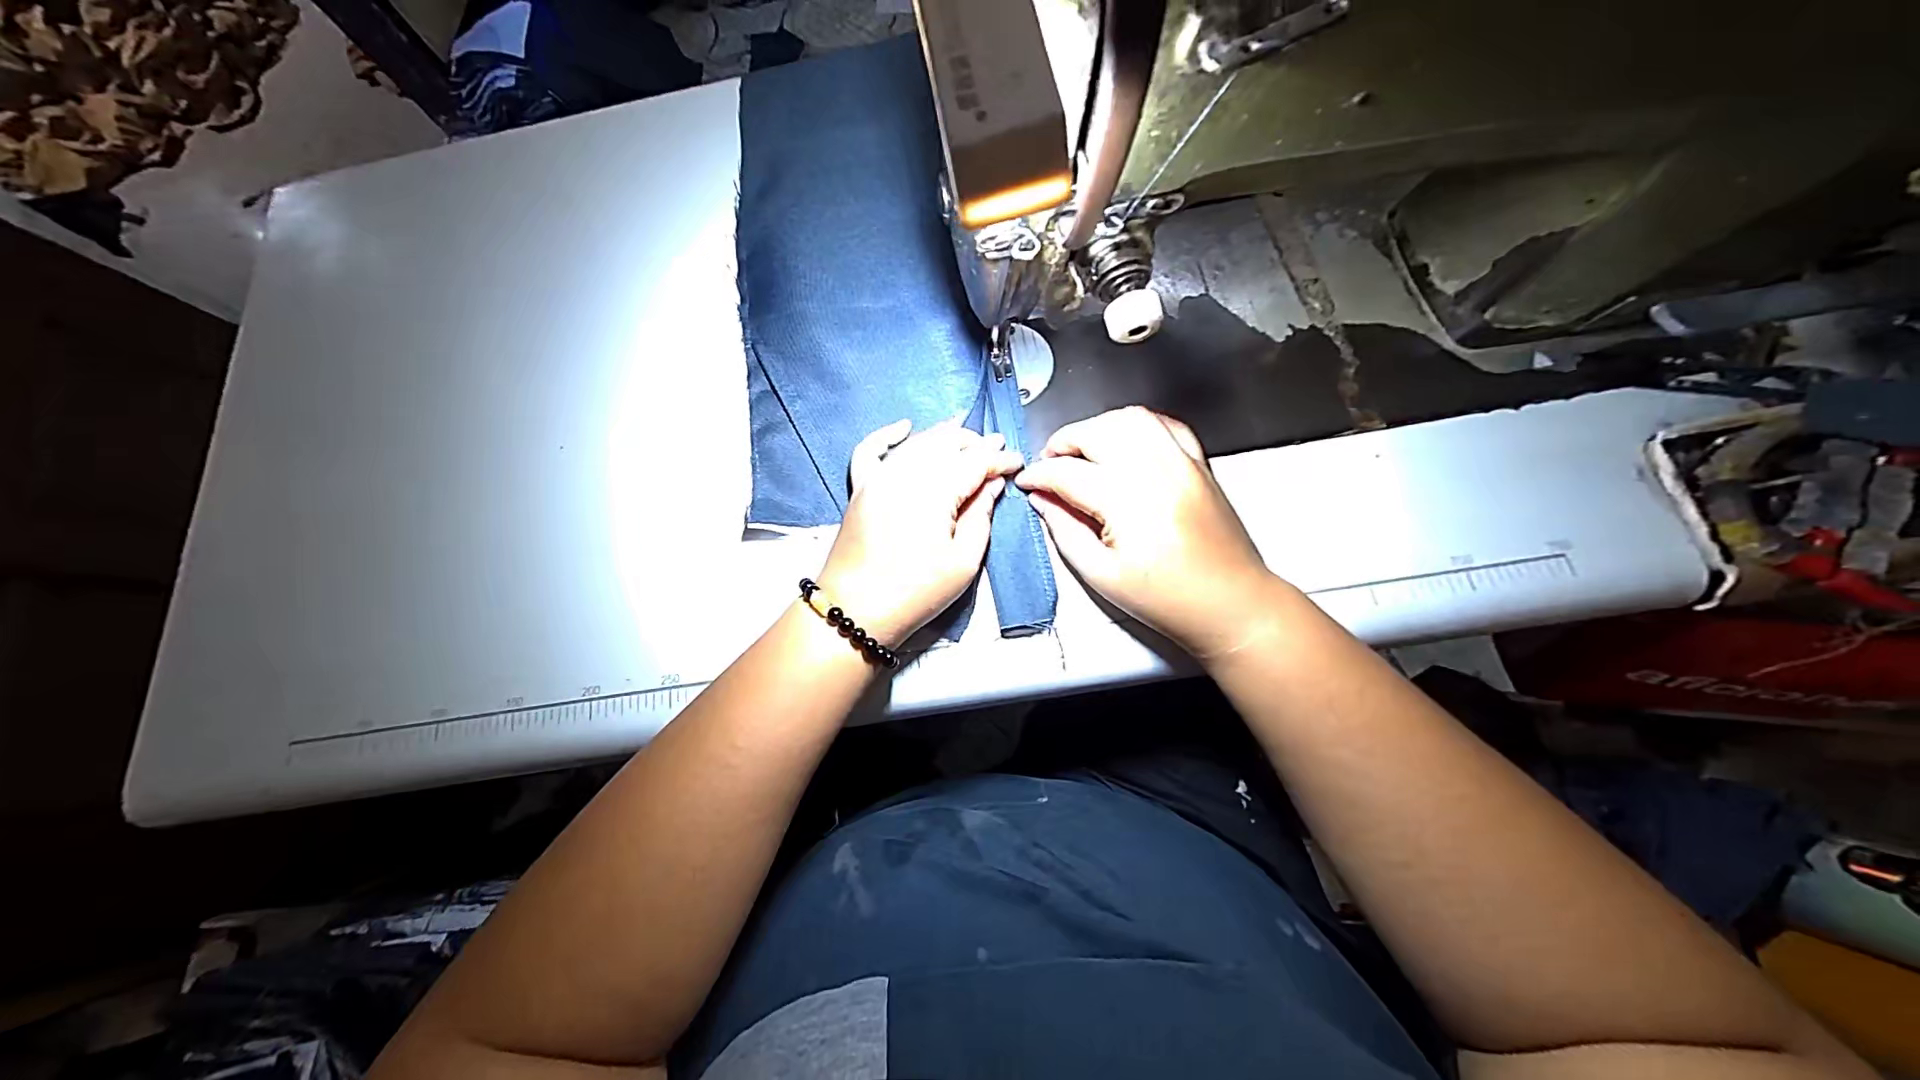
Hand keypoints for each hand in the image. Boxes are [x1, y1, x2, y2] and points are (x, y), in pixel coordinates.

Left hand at [815, 419, 1025, 647]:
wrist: (854, 611)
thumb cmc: (912, 593)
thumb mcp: (963, 561)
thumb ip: (981, 516)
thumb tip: (991, 486)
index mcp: (934, 491)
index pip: (975, 461)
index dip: (999, 459)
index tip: (1016, 463)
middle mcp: (905, 474)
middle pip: (947, 442)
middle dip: (975, 443)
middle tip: (995, 451)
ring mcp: (878, 478)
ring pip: (917, 442)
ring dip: (944, 436)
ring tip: (965, 437)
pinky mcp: (861, 488)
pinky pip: (871, 449)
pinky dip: (888, 435)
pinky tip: (905, 428)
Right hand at [1015, 406, 1294, 661]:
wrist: (1231, 604)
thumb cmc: (1171, 600)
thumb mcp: (1101, 575)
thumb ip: (1065, 531)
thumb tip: (1043, 502)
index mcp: (1128, 504)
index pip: (1068, 473)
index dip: (1039, 475)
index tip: (1028, 483)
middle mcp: (1157, 474)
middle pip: (1097, 432)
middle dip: (1064, 441)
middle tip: (1050, 464)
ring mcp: (1182, 464)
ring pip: (1131, 418)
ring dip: (1098, 427)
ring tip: (1083, 451)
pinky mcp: (1198, 465)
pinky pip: (1165, 426)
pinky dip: (1138, 427)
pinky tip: (1124, 445)